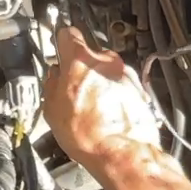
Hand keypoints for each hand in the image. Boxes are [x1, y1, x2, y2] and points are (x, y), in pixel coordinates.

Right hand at [43, 26, 162, 171]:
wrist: (122, 154)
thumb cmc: (89, 135)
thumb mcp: (52, 110)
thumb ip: (51, 84)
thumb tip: (54, 77)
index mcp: (80, 60)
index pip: (68, 34)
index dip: (61, 41)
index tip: (59, 47)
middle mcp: (106, 61)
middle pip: (89, 55)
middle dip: (80, 69)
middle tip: (71, 90)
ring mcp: (125, 74)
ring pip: (105, 71)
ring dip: (98, 83)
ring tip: (90, 109)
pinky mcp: (138, 89)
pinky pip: (120, 86)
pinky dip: (113, 95)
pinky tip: (106, 115)